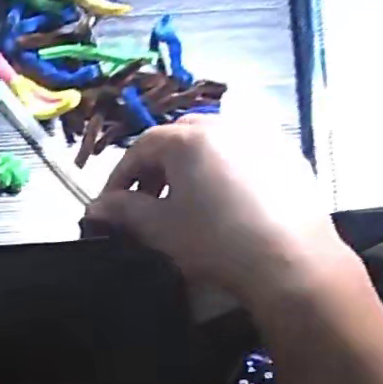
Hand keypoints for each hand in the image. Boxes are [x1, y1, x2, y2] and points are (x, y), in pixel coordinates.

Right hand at [83, 118, 360, 305]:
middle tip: (145, 200)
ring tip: (183, 201)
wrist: (287, 259)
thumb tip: (95, 207)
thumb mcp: (158, 228)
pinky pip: (242, 153)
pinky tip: (221, 203)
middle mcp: (227, 124)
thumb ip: (122, 211)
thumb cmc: (213, 240)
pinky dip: (221, 170)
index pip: (141, 146)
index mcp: (190, 138)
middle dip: (154, 166)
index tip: (110, 205)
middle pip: (178, 137)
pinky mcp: (287, 154)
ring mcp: (263, 135)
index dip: (119, 175)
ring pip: (212, 142)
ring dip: (188, 166)